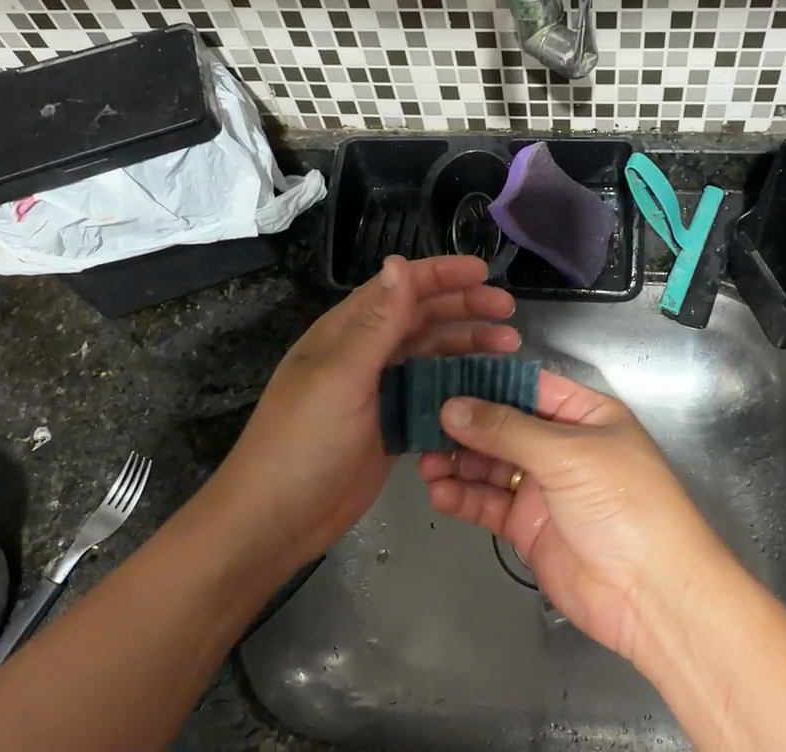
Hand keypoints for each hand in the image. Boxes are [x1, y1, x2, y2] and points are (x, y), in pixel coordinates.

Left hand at [213, 255, 518, 575]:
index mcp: (346, 332)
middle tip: (509, 312)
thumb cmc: (302, 442)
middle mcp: (364, 355)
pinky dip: (461, 388)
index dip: (441, 274)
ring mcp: (379, 392)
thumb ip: (377, 323)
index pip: (399, 288)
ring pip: (432, 356)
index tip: (484, 272)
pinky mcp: (391, 427)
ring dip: (469, 346)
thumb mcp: (342, 376)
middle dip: (465, 309)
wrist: (276, 521)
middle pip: (422, 319)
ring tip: (509, 346)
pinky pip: (433, 396)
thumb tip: (398, 263)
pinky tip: (489, 389)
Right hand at [417, 375, 734, 663]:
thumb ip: (507, 430)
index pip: (527, 386)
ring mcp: (545, 488)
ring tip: (424, 461)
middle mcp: (563, 446)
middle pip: (504, 426)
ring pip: (491, 465)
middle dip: (464, 426)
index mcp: (585, 414)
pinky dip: (463, 497)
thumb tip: (453, 407)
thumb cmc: (624, 504)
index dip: (485, 382)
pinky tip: (439, 491)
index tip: (440, 378)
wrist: (650, 593)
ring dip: (458, 462)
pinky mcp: (529, 527)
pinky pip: (489, 504)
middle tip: (419, 423)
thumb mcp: (568, 454)